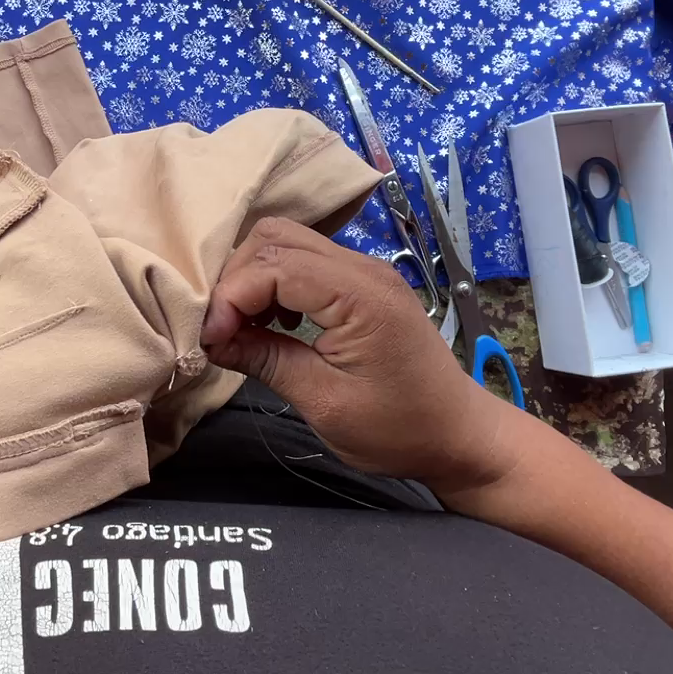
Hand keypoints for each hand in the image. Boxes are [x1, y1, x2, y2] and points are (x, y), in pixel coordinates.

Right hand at [200, 217, 521, 491]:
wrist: (461, 436)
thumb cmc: (399, 429)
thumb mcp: (324, 403)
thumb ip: (266, 361)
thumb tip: (211, 341)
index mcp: (360, 295)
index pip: (274, 266)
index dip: (231, 297)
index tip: (211, 341)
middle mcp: (361, 267)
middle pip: (275, 237)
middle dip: (236, 279)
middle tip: (221, 329)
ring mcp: (363, 269)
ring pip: (286, 242)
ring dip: (252, 277)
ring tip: (240, 325)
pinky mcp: (361, 282)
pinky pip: (303, 259)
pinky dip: (273, 281)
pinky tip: (272, 320)